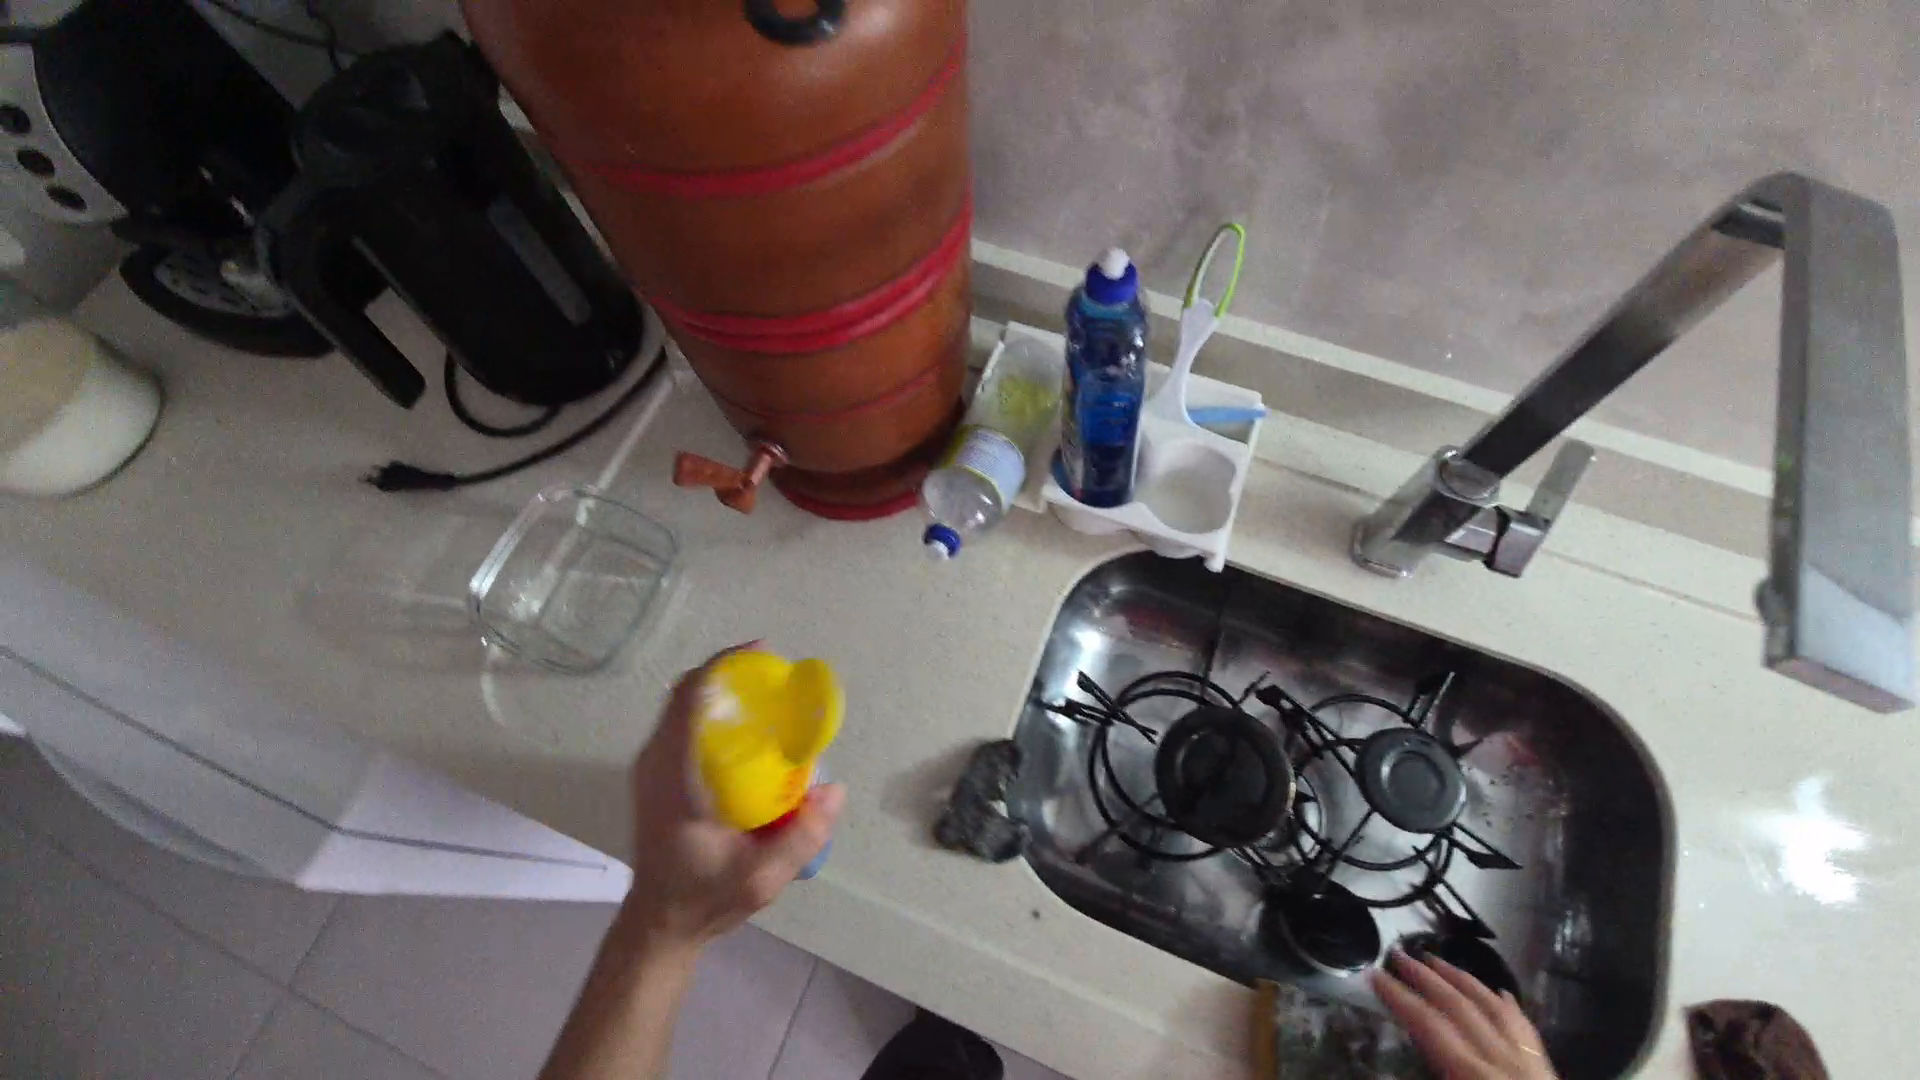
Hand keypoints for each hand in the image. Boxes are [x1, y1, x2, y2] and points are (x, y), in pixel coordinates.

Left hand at [619, 647, 845, 954]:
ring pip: (681, 706)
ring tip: (764, 693)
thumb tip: (835, 789)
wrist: (659, 924)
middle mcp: (655, 762)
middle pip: (685, 692)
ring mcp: (651, 768)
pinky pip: (681, 724)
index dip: (724, 666)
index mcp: (675, 778)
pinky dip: (711, 710)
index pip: (690, 700)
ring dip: (720, 690)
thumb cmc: (704, 896)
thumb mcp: (762, 877)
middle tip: (773, 674)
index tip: (762, 653)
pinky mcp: (655, 776)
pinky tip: (745, 726)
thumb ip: (802, 837)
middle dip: (728, 672)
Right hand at [1372, 949, 1557, 1079]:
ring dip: (1463, 981)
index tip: (1374, 975)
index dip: (1400, 998)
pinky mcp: (1551, 1078)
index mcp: (1475, 1078)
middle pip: (1461, 1008)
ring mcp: (1534, 1070)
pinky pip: (1528, 1033)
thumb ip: (1433, 1074)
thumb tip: (1383, 1072)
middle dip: (1427, 978)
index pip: (1430, 1026)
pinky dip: (1509, 1009)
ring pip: (1496, 1011)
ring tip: (1437, 960)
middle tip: (1398, 955)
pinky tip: (1499, 994)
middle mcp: (1506, 1066)